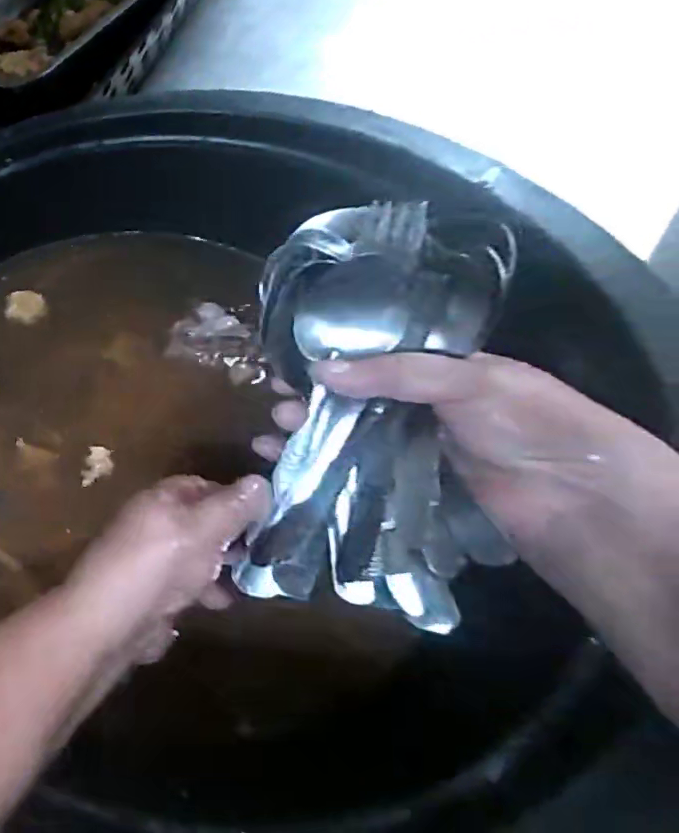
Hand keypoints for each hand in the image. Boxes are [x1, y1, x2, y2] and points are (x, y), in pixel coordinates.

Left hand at [63, 475, 269, 664]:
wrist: (115, 617)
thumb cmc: (159, 564)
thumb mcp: (200, 530)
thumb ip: (230, 508)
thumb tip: (259, 480)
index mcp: (157, 501)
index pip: (198, 486)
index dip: (233, 496)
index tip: (272, 512)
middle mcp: (153, 525)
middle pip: (200, 520)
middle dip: (235, 533)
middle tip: (275, 549)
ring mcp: (153, 558)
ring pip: (199, 553)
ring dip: (227, 565)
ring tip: (260, 577)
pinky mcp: (157, 590)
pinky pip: (191, 583)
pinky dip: (211, 590)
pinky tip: (226, 602)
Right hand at [252, 353, 676, 555]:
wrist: (597, 514)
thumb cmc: (544, 431)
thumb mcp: (479, 383)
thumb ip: (399, 372)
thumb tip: (317, 371)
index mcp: (446, 373)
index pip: (374, 359)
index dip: (329, 360)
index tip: (287, 366)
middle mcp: (426, 408)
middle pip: (351, 398)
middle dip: (309, 399)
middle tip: (278, 403)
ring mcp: (415, 448)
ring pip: (344, 433)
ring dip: (306, 431)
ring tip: (275, 432)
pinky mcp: (406, 485)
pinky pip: (350, 468)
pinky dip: (314, 464)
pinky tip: (282, 459)